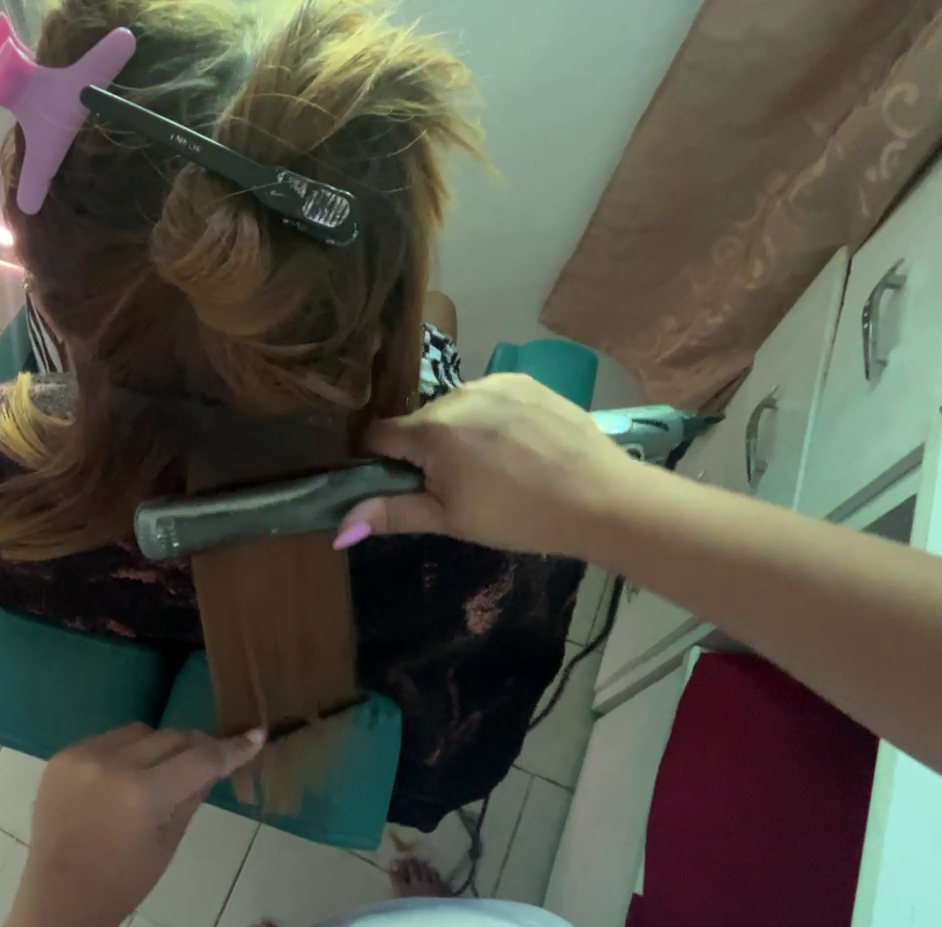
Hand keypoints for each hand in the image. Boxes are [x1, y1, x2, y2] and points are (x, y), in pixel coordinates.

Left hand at [15, 724, 264, 926]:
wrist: (58, 902)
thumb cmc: (122, 884)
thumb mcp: (169, 841)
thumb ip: (193, 793)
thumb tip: (219, 759)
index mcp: (143, 793)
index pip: (200, 759)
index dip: (231, 749)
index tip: (255, 736)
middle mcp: (112, 763)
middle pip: (171, 737)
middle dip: (195, 747)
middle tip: (210, 758)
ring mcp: (82, 756)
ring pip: (139, 732)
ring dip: (157, 747)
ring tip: (158, 775)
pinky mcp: (62, 757)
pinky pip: (107, 740)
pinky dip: (123, 753)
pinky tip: (122, 781)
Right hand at [335, 374, 643, 556]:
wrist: (603, 499)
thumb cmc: (517, 517)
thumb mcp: (448, 520)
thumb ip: (391, 514)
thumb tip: (339, 530)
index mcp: (431, 430)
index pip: (377, 435)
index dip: (380, 462)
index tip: (402, 484)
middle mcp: (457, 394)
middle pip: (417, 423)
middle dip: (424, 450)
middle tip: (457, 486)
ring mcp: (495, 382)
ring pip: (453, 409)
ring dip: (457, 433)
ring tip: (493, 467)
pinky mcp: (525, 381)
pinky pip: (488, 398)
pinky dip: (490, 419)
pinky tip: (516, 446)